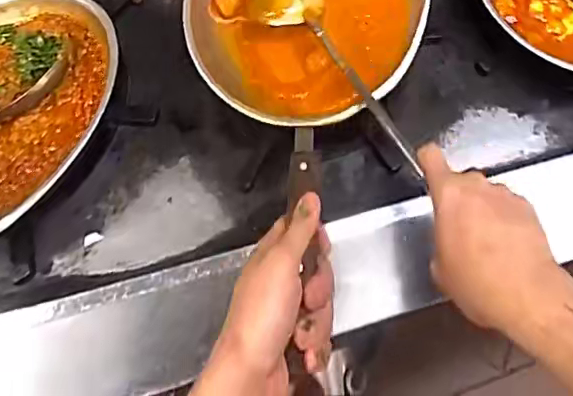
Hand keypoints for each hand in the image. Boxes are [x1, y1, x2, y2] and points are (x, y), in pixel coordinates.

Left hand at [197, 193, 333, 394]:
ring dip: (318, 322)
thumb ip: (300, 229)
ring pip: (323, 304)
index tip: (321, 248)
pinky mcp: (295, 342)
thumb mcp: (282, 263)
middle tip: (307, 298)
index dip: (314, 236)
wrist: (249, 380)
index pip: (298, 230)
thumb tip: (309, 195)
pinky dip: (316, 346)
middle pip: (318, 270)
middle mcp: (279, 284)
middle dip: (321, 288)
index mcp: (271, 259)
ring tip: (300, 336)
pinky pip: (321, 334)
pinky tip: (303, 353)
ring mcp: (287, 314)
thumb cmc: (259, 318)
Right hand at [419, 143, 569, 336]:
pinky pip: (508, 208)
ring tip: (487, 248)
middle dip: (460, 203)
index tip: (426, 161)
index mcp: (450, 195)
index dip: (427, 159)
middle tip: (460, 235)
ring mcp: (504, 194)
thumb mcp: (441, 270)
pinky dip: (505, 222)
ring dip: (484, 213)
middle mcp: (478, 186)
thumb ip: (439, 240)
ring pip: (486, 196)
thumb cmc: (479, 283)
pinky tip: (507, 249)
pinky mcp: (526, 206)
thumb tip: (447, 242)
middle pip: (462, 183)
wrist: (527, 294)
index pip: (432, 158)